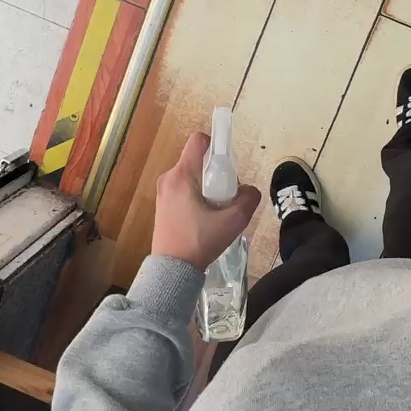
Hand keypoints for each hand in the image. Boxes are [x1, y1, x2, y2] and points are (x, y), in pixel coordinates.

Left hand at [152, 132, 260, 269]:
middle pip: (198, 160)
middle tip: (225, 195)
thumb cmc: (200, 241)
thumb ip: (248, 198)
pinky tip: (204, 217)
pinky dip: (196, 195)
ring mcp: (163, 191)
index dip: (216, 145)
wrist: (172, 270)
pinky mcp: (162, 204)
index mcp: (182, 175)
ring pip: (192, 175)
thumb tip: (247, 190)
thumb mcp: (234, 221)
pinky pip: (184, 188)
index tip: (227, 166)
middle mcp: (169, 178)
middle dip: (215, 172)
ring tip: (215, 210)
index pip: (198, 140)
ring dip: (207, 186)